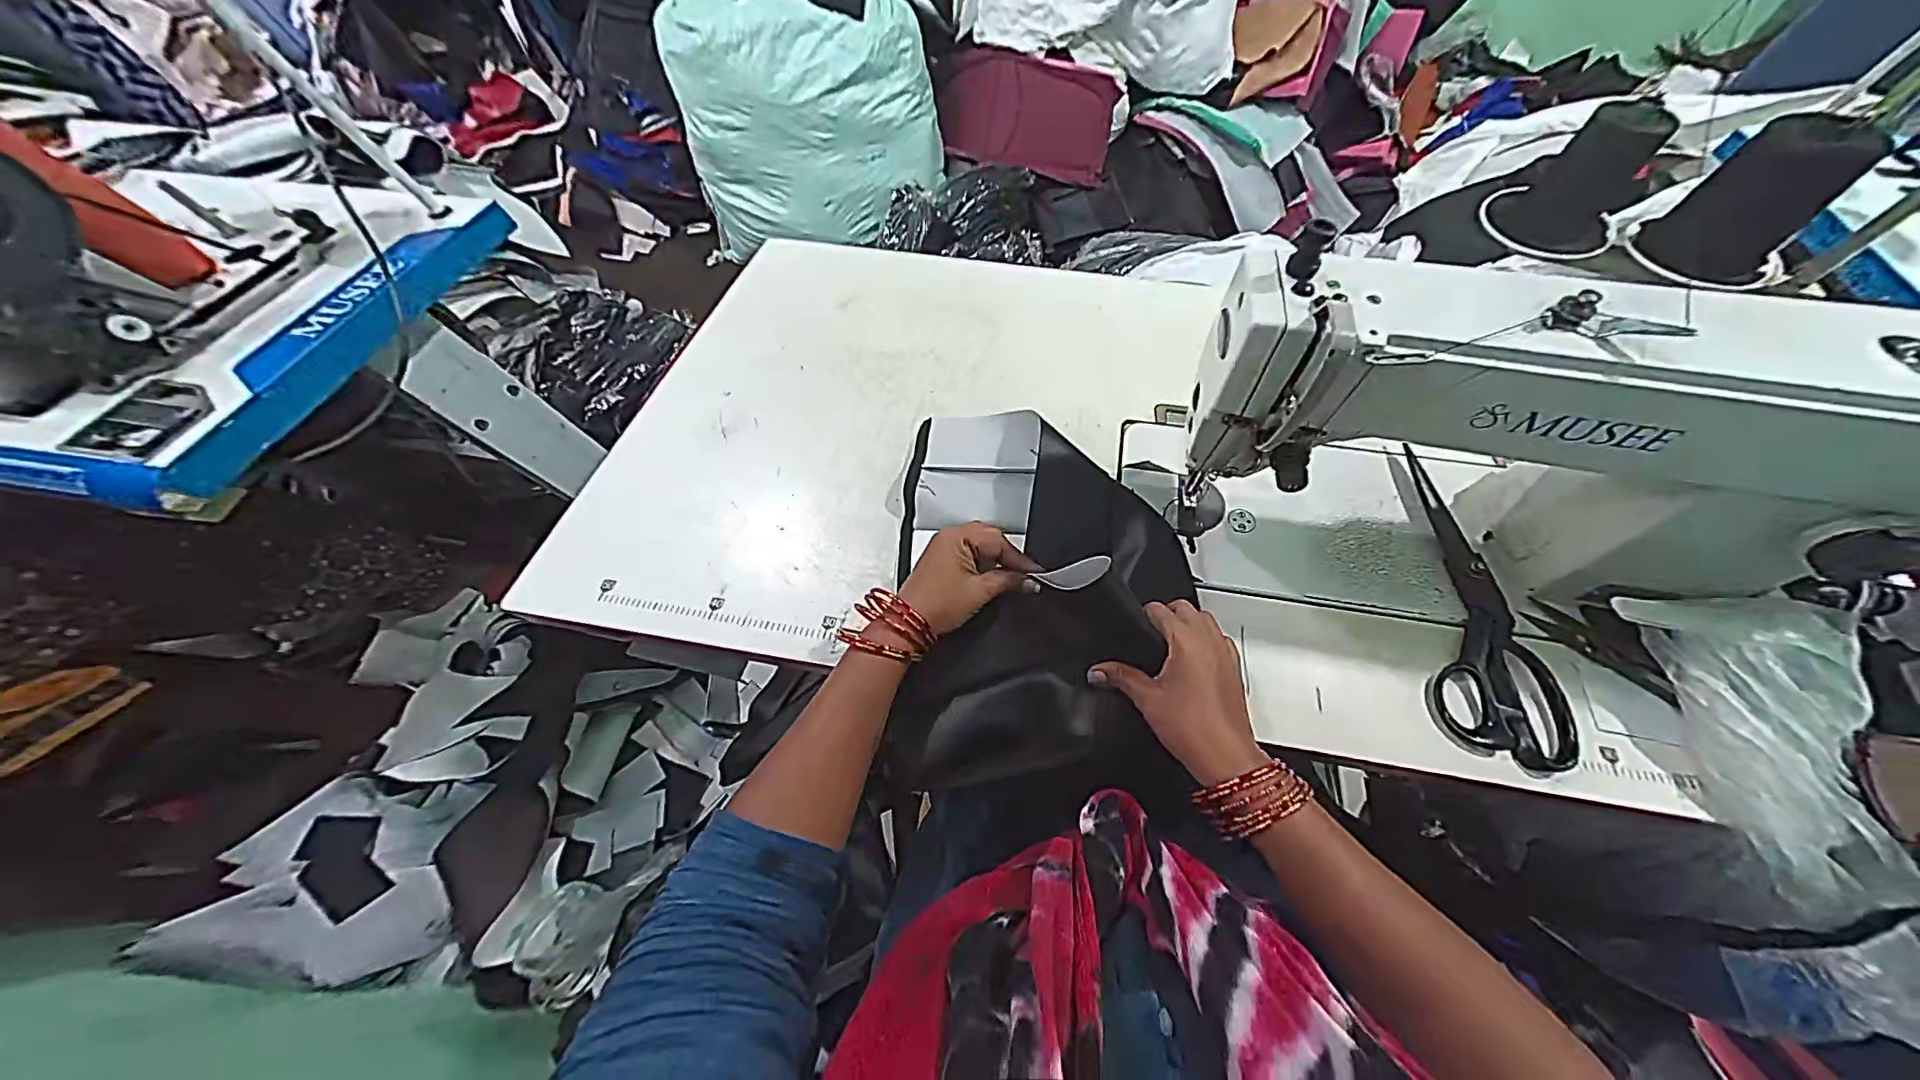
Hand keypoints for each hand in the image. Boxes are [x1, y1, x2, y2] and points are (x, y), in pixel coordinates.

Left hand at [897, 522, 1041, 635]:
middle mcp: (948, 537)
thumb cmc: (933, 605)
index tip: (1034, 573)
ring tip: (1008, 581)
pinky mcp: (942, 561)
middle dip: (1008, 559)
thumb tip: (1027, 581)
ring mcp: (944, 548)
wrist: (909, 622)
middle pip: (990, 540)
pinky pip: (969, 556)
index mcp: (957, 536)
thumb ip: (1008, 581)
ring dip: (995, 563)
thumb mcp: (980, 591)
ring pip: (980, 548)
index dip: (1019, 559)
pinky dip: (983, 567)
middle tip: (1024, 577)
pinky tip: (991, 581)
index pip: (999, 540)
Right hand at [1089, 601, 1266, 785]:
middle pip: (1186, 607)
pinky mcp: (1234, 668)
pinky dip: (1206, 640)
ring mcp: (1226, 654)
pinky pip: (1219, 640)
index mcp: (1187, 641)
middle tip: (1150, 630)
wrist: (1225, 757)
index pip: (1160, 609)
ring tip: (1170, 641)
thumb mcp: (1146, 699)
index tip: (1135, 624)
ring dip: (1189, 623)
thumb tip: (1099, 671)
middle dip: (1166, 613)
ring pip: (1206, 620)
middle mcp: (1210, 642)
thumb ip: (1120, 677)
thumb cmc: (1194, 730)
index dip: (1143, 614)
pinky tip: (1192, 661)